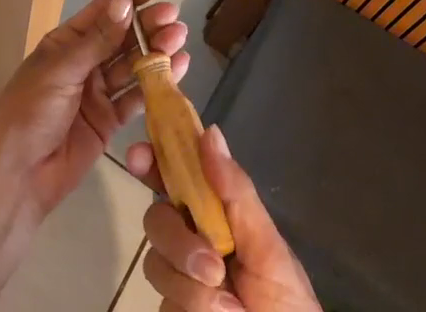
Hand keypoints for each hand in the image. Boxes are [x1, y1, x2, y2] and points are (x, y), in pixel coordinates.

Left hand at [0, 0, 190, 216]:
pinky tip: (178, 68)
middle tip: (173, 17)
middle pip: (121, 38)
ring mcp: (97, 92)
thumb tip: (124, 1)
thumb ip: (97, 41)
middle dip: (147, 25)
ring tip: (179, 38)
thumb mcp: (60, 71)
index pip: (100, 13)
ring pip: (132, 65)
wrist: (19, 176)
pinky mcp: (109, 120)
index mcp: (64, 44)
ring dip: (155, 51)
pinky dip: (156, 83)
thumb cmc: (29, 113)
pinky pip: (136, 97)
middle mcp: (83, 63)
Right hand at [128, 126, 320, 311]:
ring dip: (190, 288)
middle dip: (178, 242)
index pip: (174, 176)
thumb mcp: (267, 243)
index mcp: (214, 213)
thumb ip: (236, 192)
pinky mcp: (169, 309)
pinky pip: (161, 303)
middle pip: (156, 219)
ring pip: (155, 264)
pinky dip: (190, 310)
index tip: (139, 157)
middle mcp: (190, 239)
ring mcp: (177, 276)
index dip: (151, 160)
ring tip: (229, 308)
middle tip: (213, 268)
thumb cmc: (286, 298)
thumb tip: (210, 132)